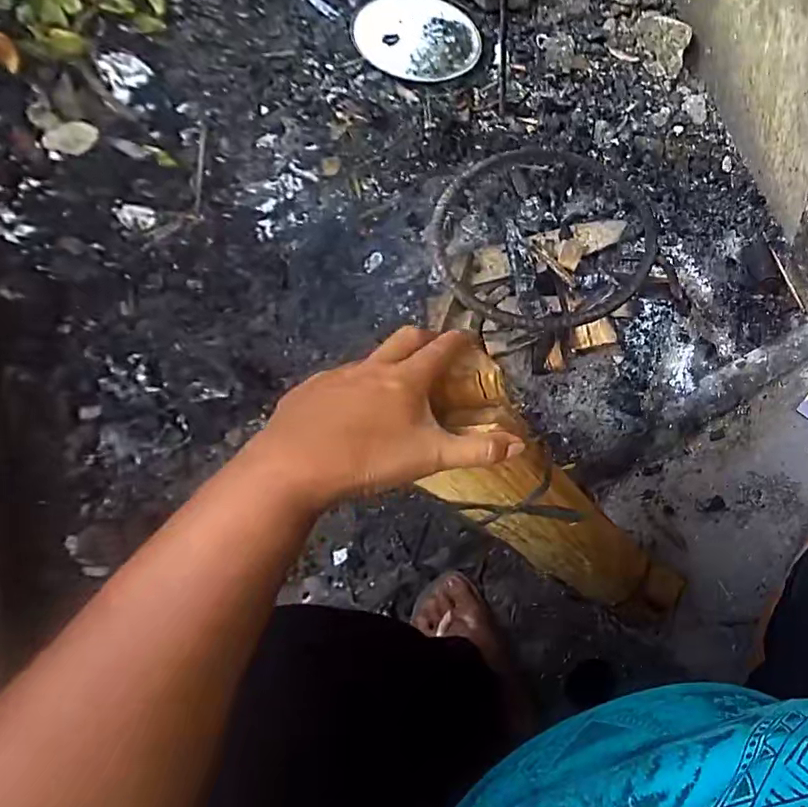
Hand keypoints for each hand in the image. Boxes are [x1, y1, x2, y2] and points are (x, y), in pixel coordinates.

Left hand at [236, 328, 524, 510]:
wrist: (288, 469)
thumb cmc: (367, 460)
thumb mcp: (430, 458)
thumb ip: (476, 451)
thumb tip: (519, 444)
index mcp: (406, 380)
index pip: (440, 348)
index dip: (459, 340)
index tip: (471, 337)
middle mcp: (372, 368)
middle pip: (406, 338)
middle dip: (426, 338)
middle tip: (437, 350)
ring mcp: (336, 376)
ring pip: (370, 358)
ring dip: (389, 363)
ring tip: (394, 388)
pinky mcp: (307, 391)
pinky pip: (339, 378)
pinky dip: (355, 384)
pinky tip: (349, 410)